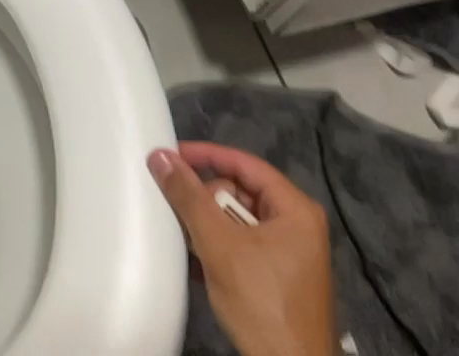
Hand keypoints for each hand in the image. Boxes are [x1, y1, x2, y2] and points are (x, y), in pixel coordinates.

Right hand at [149, 142, 336, 355]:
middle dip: (206, 199)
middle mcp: (297, 224)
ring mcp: (290, 253)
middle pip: (240, 192)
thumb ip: (189, 198)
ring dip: (208, 226)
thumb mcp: (219, 245)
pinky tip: (196, 260)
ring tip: (184, 237)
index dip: (206, 155)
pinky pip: (242, 245)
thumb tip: (161, 156)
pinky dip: (218, 247)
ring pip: (238, 221)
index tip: (170, 155)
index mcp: (294, 208)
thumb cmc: (261, 303)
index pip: (244, 163)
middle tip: (177, 210)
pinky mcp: (278, 277)